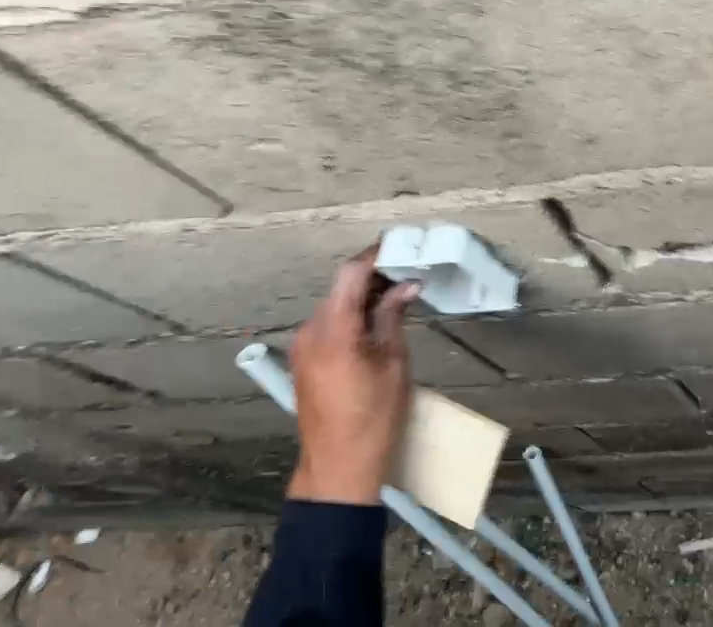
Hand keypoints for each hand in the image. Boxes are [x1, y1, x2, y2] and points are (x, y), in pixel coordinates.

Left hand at [286, 244, 421, 504]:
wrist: (339, 466)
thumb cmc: (374, 415)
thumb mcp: (393, 361)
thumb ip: (393, 316)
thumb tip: (406, 284)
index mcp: (333, 329)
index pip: (351, 273)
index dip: (376, 255)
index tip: (402, 246)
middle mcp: (310, 331)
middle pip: (342, 288)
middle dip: (375, 276)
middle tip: (409, 274)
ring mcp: (303, 346)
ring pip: (336, 305)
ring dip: (365, 297)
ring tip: (399, 299)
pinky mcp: (304, 360)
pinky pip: (329, 324)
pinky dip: (353, 316)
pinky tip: (378, 323)